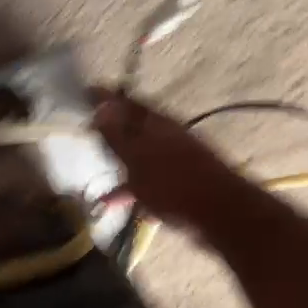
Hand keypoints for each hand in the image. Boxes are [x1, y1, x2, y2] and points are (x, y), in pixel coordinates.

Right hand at [91, 90, 257, 236]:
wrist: (222, 213)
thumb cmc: (173, 184)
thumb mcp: (136, 158)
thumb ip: (116, 134)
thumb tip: (100, 106)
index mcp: (156, 124)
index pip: (125, 102)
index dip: (105, 97)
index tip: (84, 93)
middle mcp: (167, 135)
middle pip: (133, 124)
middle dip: (111, 124)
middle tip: (88, 126)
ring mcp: (175, 156)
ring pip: (139, 150)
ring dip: (119, 154)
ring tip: (98, 162)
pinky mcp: (179, 179)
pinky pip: (147, 174)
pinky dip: (129, 182)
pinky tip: (113, 199)